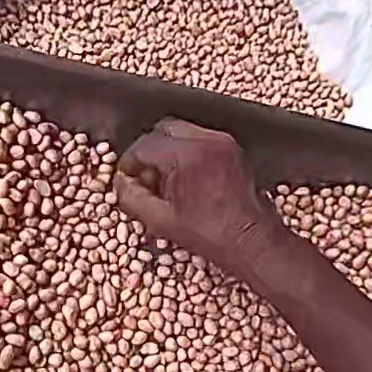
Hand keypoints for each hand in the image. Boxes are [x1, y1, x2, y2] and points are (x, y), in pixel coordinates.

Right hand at [114, 119, 287, 279]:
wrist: (251, 241)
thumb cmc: (212, 235)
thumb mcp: (161, 221)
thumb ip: (132, 198)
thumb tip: (121, 183)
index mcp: (186, 157)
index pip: (144, 146)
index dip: (130, 163)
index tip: (127, 177)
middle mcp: (206, 142)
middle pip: (162, 130)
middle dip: (148, 151)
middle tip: (144, 177)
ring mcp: (223, 143)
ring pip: (182, 132)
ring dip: (167, 150)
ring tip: (166, 181)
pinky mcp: (232, 149)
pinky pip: (200, 139)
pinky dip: (186, 152)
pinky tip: (185, 180)